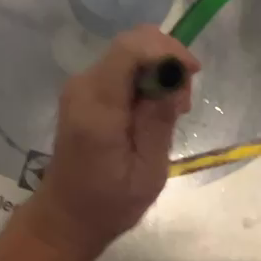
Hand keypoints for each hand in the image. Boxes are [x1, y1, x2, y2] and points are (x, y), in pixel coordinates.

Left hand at [20, 26, 198, 260]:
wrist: (66, 217)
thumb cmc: (109, 203)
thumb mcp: (148, 170)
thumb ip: (160, 120)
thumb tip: (173, 76)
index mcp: (98, 105)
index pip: (131, 49)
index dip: (167, 50)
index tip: (193, 74)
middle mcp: (83, 85)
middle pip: (132, 44)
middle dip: (166, 60)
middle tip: (182, 103)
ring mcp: (80, 86)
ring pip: (130, 53)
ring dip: (158, 71)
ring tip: (171, 112)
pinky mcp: (84, 92)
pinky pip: (121, 69)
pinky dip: (145, 80)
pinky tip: (153, 112)